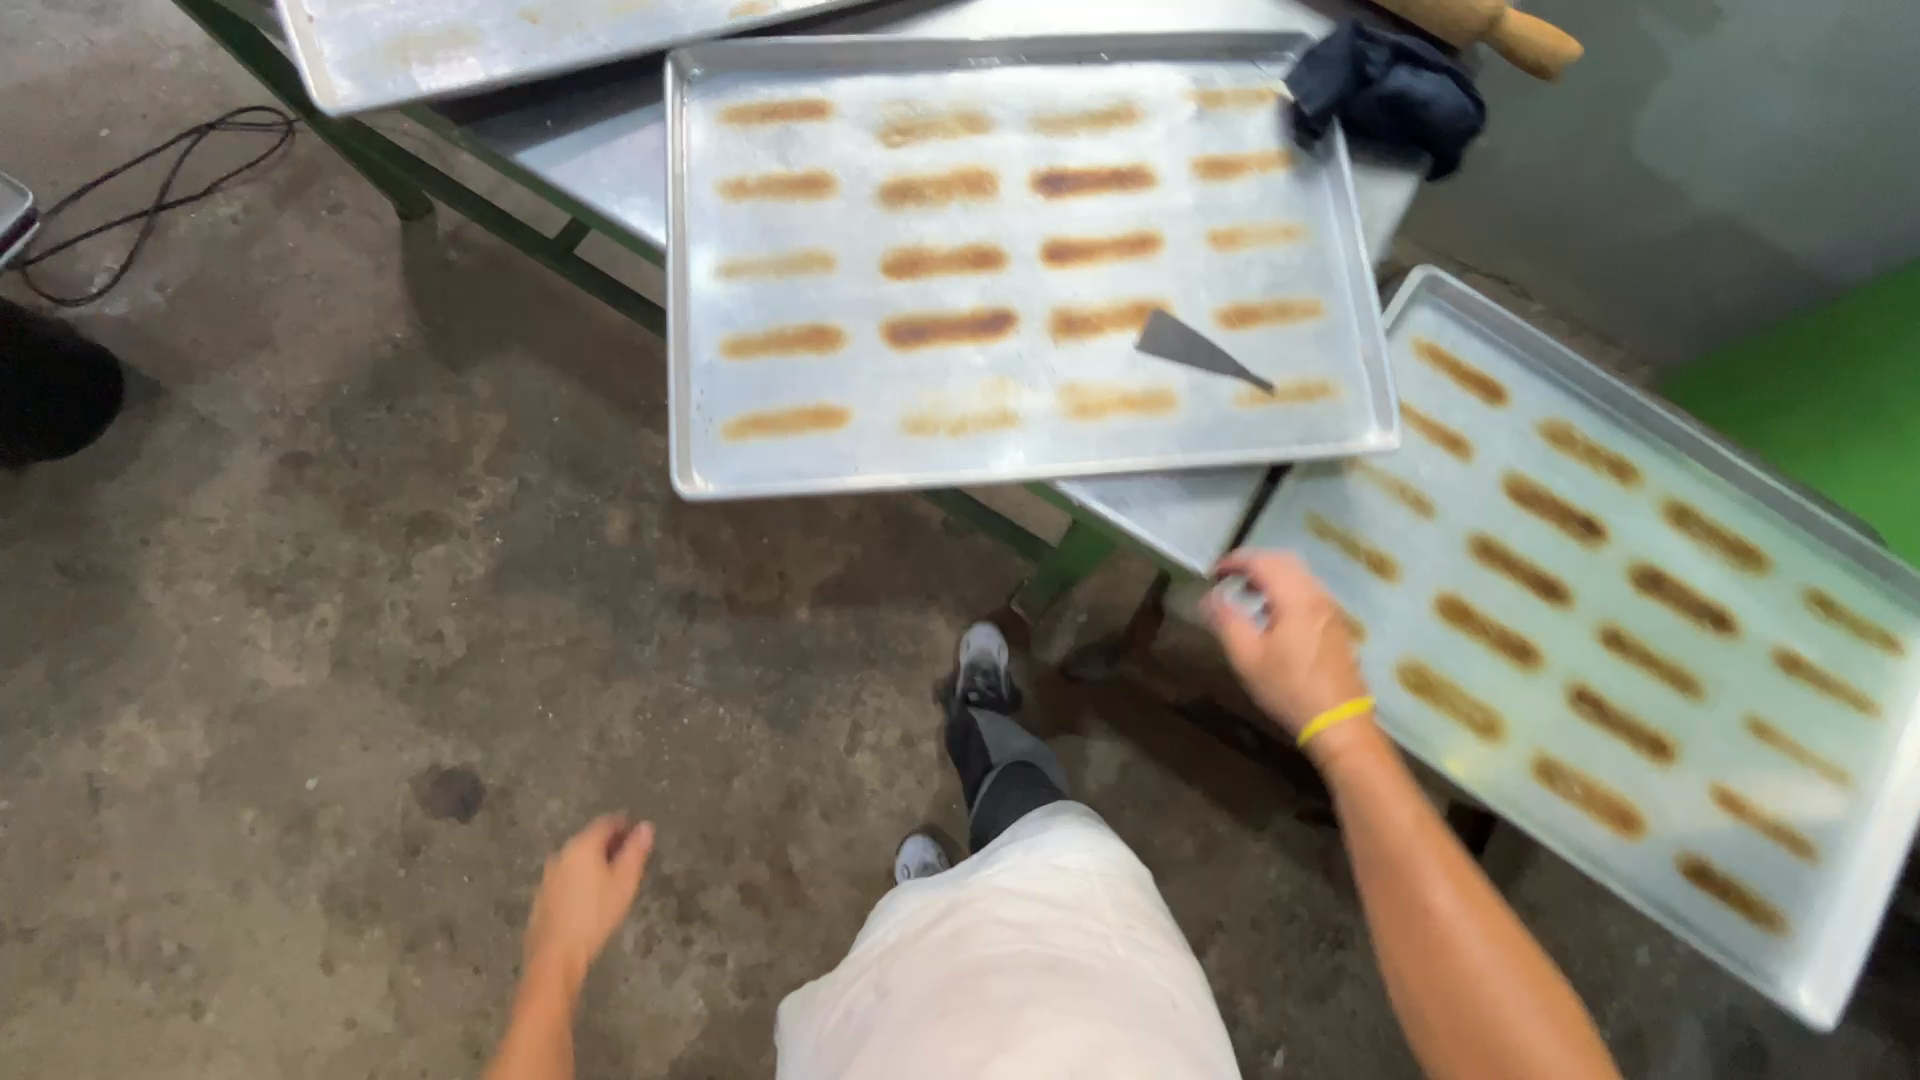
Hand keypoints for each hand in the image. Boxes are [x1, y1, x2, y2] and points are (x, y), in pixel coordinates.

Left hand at [522, 816, 655, 993]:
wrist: (554, 956)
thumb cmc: (595, 915)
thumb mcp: (625, 881)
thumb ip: (636, 851)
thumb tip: (645, 827)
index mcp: (582, 846)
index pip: (606, 823)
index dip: (624, 824)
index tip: (638, 833)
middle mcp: (561, 855)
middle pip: (589, 840)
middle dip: (610, 844)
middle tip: (629, 855)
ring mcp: (547, 877)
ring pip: (577, 859)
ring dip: (595, 862)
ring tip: (613, 877)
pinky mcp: (542, 897)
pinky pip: (567, 877)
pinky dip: (581, 877)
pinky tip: (591, 896)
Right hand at [1206, 550, 1371, 750]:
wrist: (1338, 722)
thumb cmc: (1288, 689)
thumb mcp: (1247, 657)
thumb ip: (1226, 620)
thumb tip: (1210, 597)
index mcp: (1296, 598)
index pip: (1263, 561)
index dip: (1235, 561)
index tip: (1214, 572)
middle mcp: (1318, 595)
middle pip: (1285, 560)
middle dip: (1254, 562)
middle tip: (1229, 577)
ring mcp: (1331, 609)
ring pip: (1300, 574)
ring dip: (1271, 575)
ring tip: (1247, 593)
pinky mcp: (1336, 624)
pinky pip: (1309, 590)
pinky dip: (1286, 588)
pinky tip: (1273, 613)